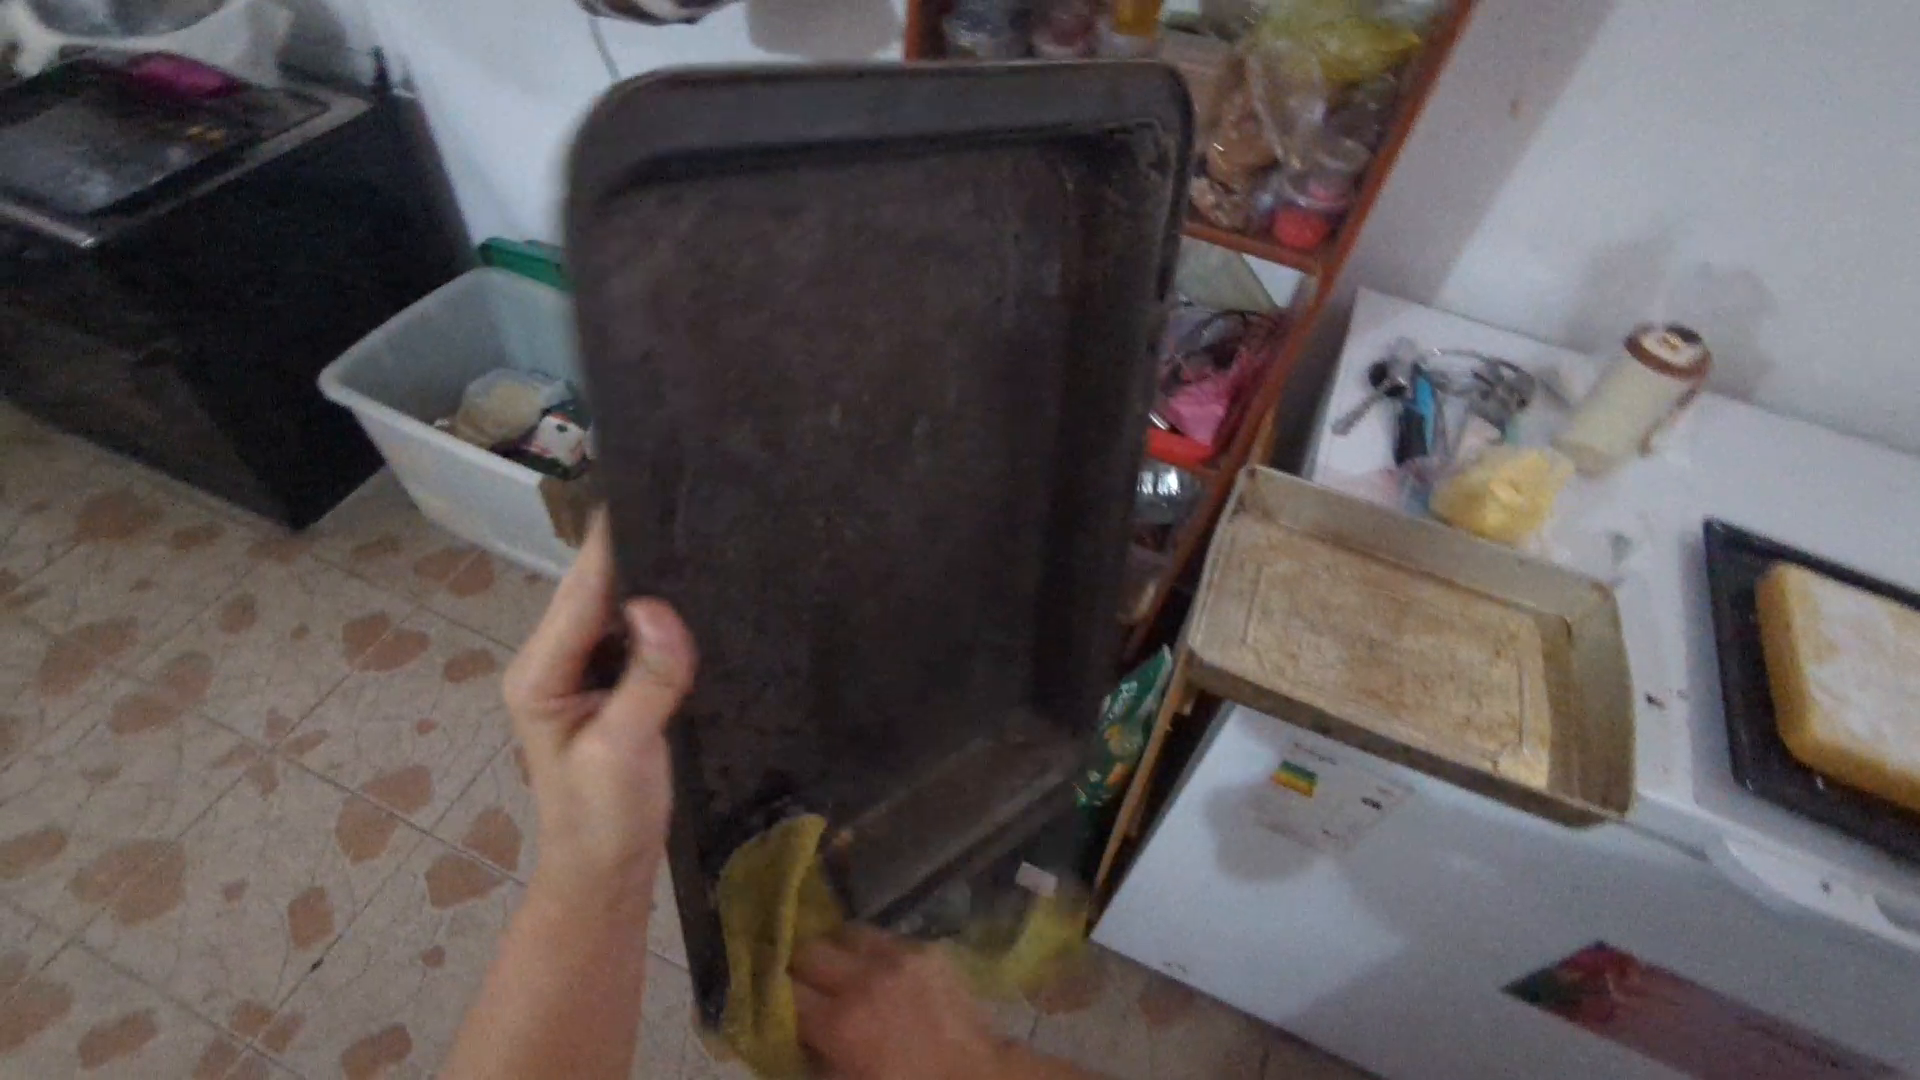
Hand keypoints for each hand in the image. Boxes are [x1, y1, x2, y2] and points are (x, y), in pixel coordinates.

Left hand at [502, 511, 696, 899]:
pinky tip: (700, 594)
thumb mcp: (622, 749)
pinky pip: (640, 634)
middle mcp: (557, 660)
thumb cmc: (604, 815)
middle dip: (636, 551)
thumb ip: (645, 679)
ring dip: (654, 577)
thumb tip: (659, 606)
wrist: (607, 868)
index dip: (612, 546)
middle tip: (690, 506)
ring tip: (701, 536)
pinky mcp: (617, 683)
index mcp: (541, 672)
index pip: (580, 593)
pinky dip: (666, 612)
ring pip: (619, 607)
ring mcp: (586, 671)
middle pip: (595, 591)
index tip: (649, 495)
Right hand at [793, 928, 1005, 1079]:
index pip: (785, 991)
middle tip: (798, 981)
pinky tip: (876, 970)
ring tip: (837, 968)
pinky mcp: (925, 948)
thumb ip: (812, 1058)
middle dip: (799, 965)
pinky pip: (884, 938)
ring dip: (836, 950)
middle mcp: (866, 979)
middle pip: (810, 950)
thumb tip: (785, 1032)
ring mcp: (899, 957)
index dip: (772, 993)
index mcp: (842, 1024)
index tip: (766, 995)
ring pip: (847, 932)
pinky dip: (872, 951)